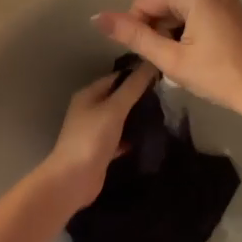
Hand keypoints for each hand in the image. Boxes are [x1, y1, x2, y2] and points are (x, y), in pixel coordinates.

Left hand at [40, 63, 159, 209]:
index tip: (161, 74)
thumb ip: (133, 87)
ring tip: (164, 112)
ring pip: (119, 119)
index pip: (115, 78)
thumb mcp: (114, 108)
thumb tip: (150, 63)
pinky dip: (133, 136)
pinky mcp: (101, 151)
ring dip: (137, 116)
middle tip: (167, 94)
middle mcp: (89, 111)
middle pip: (117, 98)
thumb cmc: (92, 138)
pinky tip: (151, 136)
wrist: (75, 178)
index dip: (136, 74)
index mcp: (88, 95)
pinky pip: (120, 138)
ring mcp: (94, 132)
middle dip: (139, 96)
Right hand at [92, 0, 241, 126]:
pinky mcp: (231, 7)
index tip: (147, 56)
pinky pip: (196, 13)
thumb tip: (97, 18)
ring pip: (178, 10)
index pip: (146, 0)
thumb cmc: (220, 76)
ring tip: (184, 62)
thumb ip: (134, 36)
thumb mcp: (172, 59)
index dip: (137, 27)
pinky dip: (189, 32)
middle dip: (158, 30)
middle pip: (163, 3)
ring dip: (172, 34)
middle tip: (168, 63)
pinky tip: (197, 56)